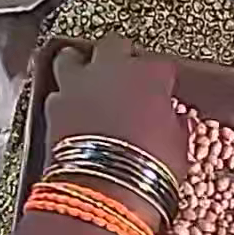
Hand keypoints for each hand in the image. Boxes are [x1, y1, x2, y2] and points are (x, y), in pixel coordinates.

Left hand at [44, 36, 187, 179]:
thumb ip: (178, 126)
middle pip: (116, 46)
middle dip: (123, 58)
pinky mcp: (54, 105)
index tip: (165, 92)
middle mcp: (112, 68)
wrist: (106, 188)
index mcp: (149, 74)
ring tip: (91, 82)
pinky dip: (66, 99)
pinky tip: (74, 111)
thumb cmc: (150, 168)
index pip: (161, 66)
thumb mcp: (179, 149)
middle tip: (129, 77)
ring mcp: (79, 84)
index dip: (163, 80)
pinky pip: (58, 92)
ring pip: (74, 57)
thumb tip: (178, 121)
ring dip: (83, 66)